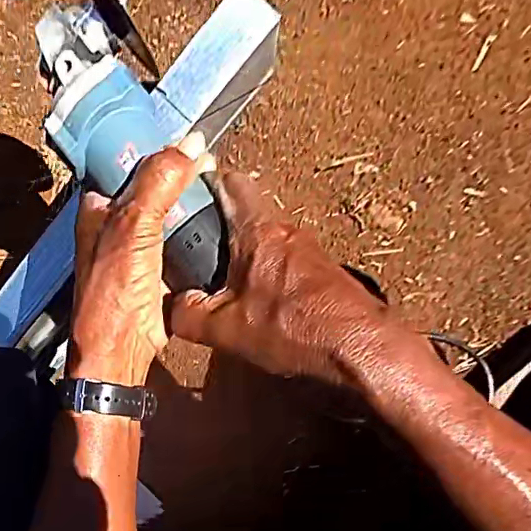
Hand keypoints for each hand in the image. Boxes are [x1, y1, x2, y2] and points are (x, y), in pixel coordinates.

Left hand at [69, 133, 215, 385]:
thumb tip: (191, 145)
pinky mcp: (159, 271)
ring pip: (169, 215)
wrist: (124, 347)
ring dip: (191, 206)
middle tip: (208, 162)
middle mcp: (115, 227)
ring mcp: (138, 251)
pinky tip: (213, 226)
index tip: (184, 139)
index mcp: (98, 209)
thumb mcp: (135, 227)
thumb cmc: (113, 294)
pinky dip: (197, 233)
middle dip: (179, 177)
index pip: (126, 162)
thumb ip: (159, 182)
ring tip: (216, 187)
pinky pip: (181, 242)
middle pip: (152, 188)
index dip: (153, 148)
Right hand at [168, 171, 397, 385]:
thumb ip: (188, 314)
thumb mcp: (225, 329)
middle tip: (199, 258)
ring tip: (229, 291)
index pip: (230, 183)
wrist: (358, 348)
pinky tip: (263, 309)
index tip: (186, 197)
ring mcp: (310, 252)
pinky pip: (288, 266)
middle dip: (222, 234)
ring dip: (248, 261)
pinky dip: (270, 280)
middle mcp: (287, 232)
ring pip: (268, 244)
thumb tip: (172, 307)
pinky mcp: (325, 274)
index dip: (205, 184)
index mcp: (258, 231)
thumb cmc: (296, 329)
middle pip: (247, 217)